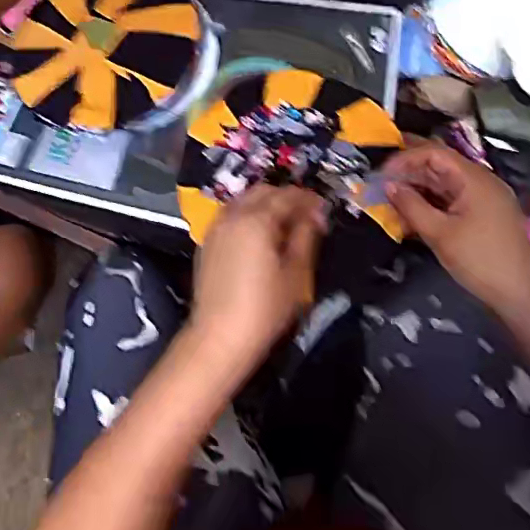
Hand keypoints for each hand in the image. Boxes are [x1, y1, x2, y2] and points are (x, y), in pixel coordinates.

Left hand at [189, 184, 327, 364]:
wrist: (218, 338)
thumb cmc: (264, 309)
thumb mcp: (296, 274)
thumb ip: (305, 237)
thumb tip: (313, 216)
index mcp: (257, 219)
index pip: (287, 196)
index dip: (308, 199)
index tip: (322, 210)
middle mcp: (233, 215)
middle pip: (263, 191)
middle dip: (285, 197)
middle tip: (305, 216)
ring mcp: (216, 227)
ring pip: (244, 200)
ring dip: (265, 204)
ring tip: (283, 226)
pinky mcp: (207, 242)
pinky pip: (231, 216)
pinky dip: (247, 215)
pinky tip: (259, 237)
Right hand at [381, 145, 529, 314]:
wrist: (524, 296)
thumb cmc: (480, 260)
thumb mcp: (440, 234)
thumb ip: (411, 206)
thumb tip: (389, 185)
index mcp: (473, 178)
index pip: (434, 153)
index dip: (405, 159)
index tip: (381, 174)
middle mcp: (481, 182)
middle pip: (440, 166)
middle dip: (409, 174)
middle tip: (381, 185)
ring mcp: (485, 199)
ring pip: (445, 185)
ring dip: (419, 191)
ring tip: (392, 203)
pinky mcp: (485, 215)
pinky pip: (453, 200)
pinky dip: (432, 205)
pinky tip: (413, 217)